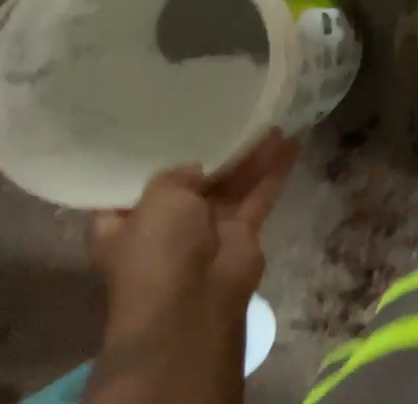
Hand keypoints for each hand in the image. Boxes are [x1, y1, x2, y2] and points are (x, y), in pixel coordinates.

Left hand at [92, 130, 298, 331]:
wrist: (193, 299)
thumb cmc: (158, 250)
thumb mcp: (157, 201)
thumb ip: (174, 175)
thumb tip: (194, 163)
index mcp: (125, 222)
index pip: (133, 187)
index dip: (150, 160)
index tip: (166, 130)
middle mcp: (165, 224)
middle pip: (194, 181)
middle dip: (215, 153)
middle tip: (235, 118)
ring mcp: (207, 227)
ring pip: (232, 184)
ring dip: (252, 157)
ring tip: (275, 123)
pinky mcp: (243, 230)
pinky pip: (260, 193)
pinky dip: (275, 171)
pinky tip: (292, 144)